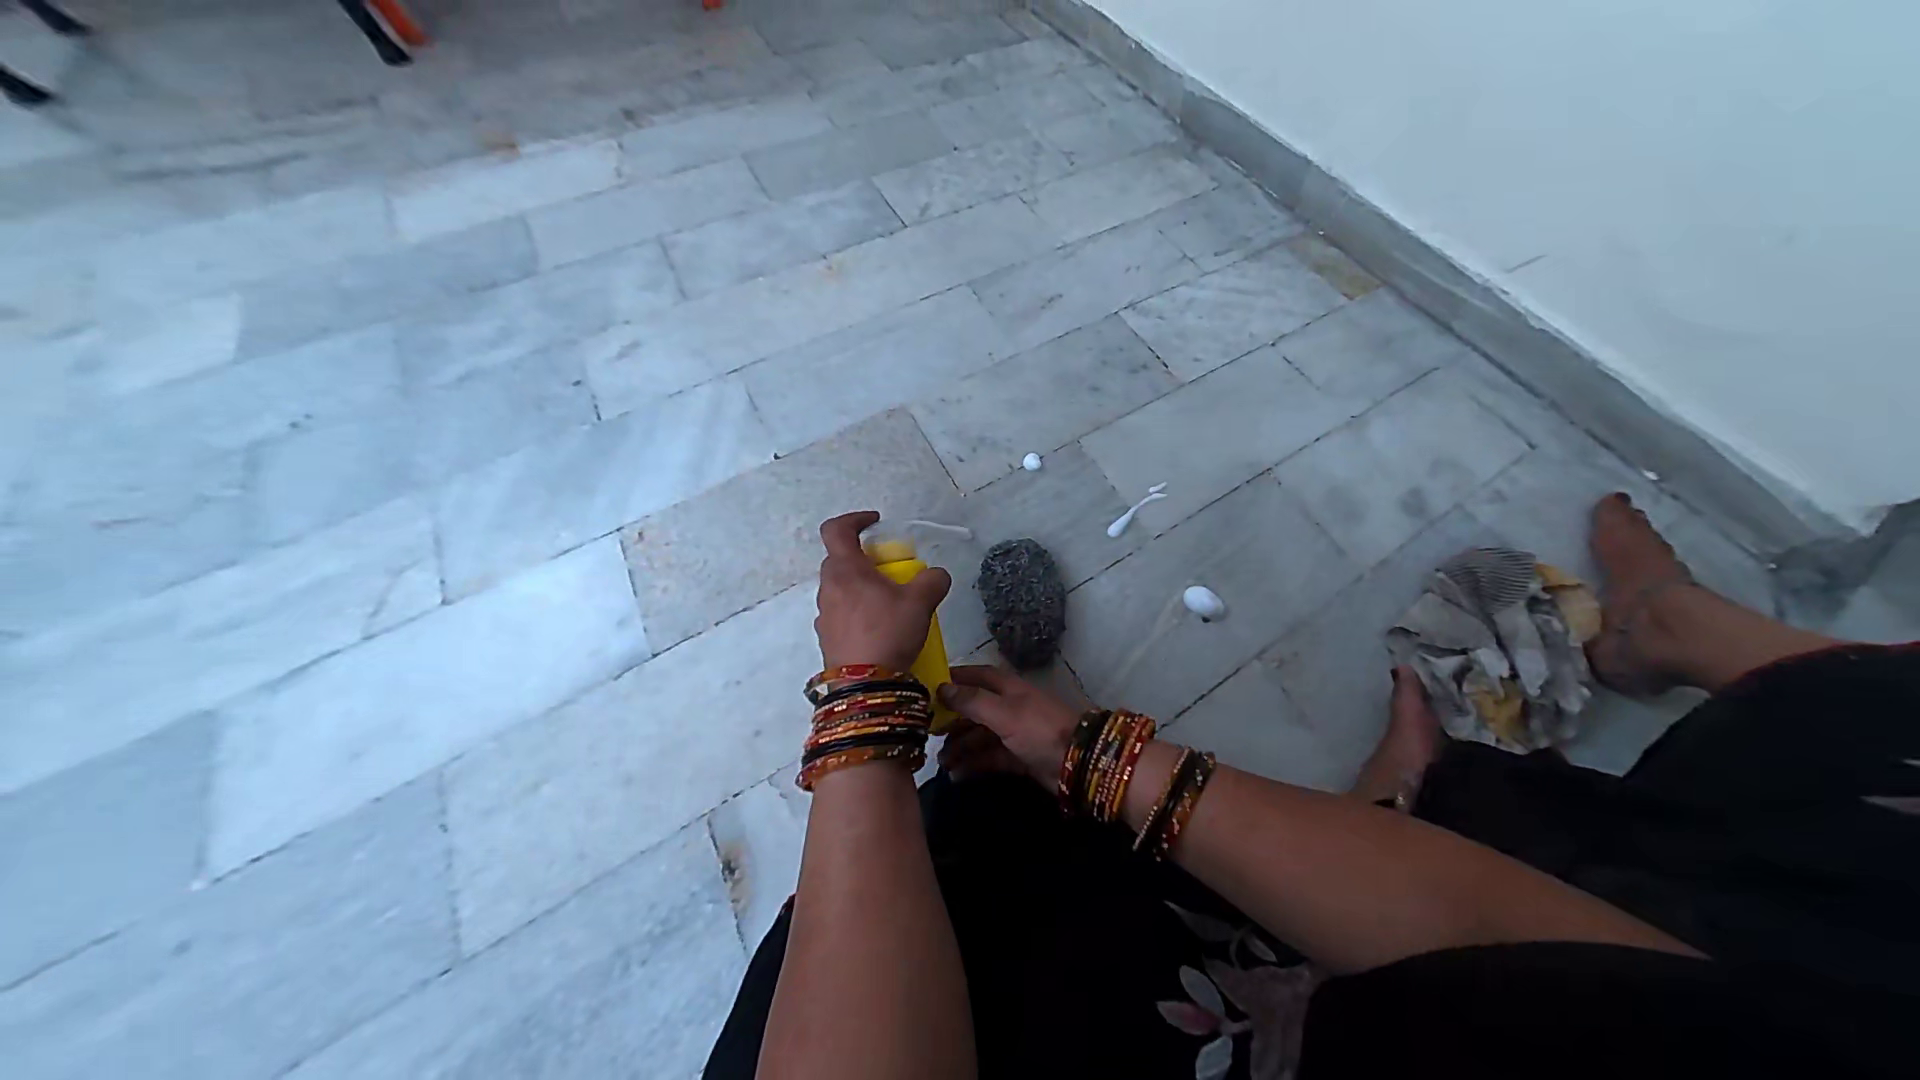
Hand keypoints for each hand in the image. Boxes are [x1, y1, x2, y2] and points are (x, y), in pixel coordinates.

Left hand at [814, 511, 951, 671]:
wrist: (864, 686)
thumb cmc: (889, 632)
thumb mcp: (921, 602)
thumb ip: (933, 580)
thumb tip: (936, 576)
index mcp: (846, 570)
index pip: (837, 529)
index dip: (855, 519)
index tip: (876, 522)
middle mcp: (828, 588)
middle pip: (840, 560)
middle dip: (865, 559)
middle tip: (891, 572)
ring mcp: (823, 615)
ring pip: (841, 589)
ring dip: (861, 588)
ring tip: (889, 605)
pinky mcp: (827, 638)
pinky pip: (841, 613)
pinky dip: (858, 611)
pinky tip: (880, 630)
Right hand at [936, 665, 1080, 785]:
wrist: (1078, 763)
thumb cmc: (1039, 729)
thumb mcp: (1004, 712)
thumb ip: (972, 700)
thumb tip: (941, 688)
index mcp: (1008, 688)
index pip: (977, 675)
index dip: (955, 679)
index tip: (928, 687)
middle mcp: (1009, 707)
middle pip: (974, 709)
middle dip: (952, 721)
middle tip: (928, 734)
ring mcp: (1014, 733)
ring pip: (979, 737)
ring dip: (960, 747)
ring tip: (941, 763)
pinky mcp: (1018, 758)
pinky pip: (989, 758)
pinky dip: (973, 765)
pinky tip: (957, 775)